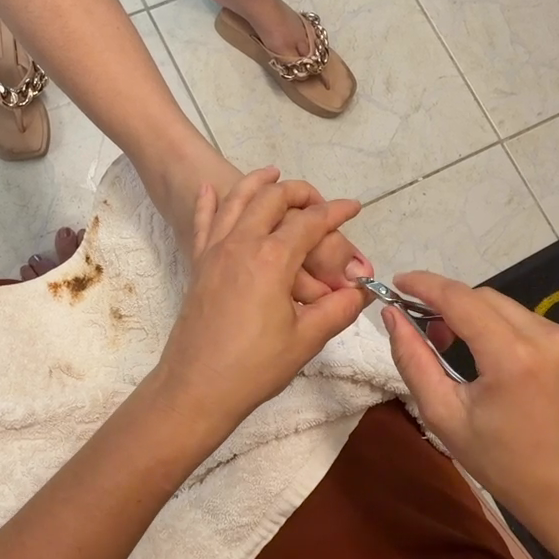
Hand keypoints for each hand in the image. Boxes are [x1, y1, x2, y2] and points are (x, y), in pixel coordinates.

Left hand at [153, 168, 368, 426]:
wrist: (196, 386)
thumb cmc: (254, 366)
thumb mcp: (306, 339)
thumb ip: (338, 308)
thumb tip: (362, 289)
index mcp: (273, 259)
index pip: (311, 222)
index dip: (336, 211)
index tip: (354, 206)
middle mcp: (242, 243)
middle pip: (272, 198)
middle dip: (299, 191)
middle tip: (319, 200)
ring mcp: (216, 250)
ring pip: (236, 200)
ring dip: (257, 182)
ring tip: (273, 173)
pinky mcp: (199, 264)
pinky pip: (203, 222)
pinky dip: (209, 202)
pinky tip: (209, 189)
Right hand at [381, 272, 558, 549]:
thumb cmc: (503, 464)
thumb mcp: (444, 416)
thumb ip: (413, 359)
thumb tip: (392, 315)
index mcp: (512, 357)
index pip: (459, 299)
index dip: (424, 285)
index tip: (397, 284)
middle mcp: (549, 338)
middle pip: (484, 298)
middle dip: (449, 305)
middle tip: (427, 331)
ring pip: (509, 309)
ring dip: (479, 319)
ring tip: (462, 349)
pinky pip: (533, 324)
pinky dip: (508, 332)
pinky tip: (501, 362)